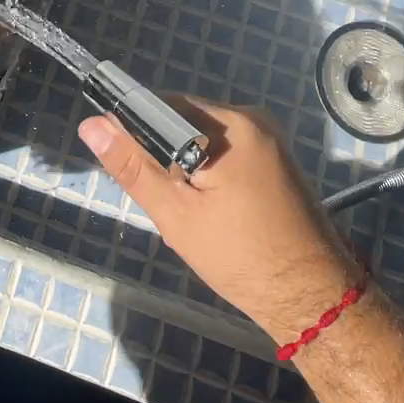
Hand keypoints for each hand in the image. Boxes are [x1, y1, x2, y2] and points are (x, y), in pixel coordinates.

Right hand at [78, 100, 362, 343]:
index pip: (161, 104)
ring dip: (182, 165)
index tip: (121, 163)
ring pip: (200, 138)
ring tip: (184, 210)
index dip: (133, 128)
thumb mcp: (175, 214)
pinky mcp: (274, 159)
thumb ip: (132, 165)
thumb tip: (91, 125)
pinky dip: (205, 172)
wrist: (313, 298)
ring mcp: (267, 139)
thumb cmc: (240, 257)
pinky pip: (222, 150)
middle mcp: (251, 119)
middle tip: (160, 199)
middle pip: (181, 119)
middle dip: (160, 153)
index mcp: (229, 125)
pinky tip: (208, 210)